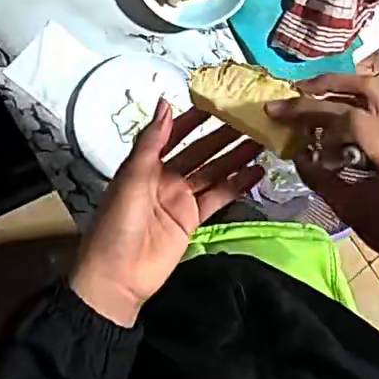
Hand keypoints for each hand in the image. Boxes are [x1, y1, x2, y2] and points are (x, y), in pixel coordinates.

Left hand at [70, 100, 265, 326]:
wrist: (117, 276)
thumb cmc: (117, 223)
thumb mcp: (132, 177)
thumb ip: (151, 141)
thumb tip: (165, 103)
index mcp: (147, 164)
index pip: (174, 134)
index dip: (194, 119)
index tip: (217, 102)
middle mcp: (166, 177)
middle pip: (200, 152)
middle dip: (223, 136)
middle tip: (250, 121)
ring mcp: (181, 199)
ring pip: (213, 172)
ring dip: (235, 158)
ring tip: (262, 142)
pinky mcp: (193, 220)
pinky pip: (218, 197)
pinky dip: (238, 185)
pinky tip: (256, 173)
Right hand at [266, 74, 378, 293]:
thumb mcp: (348, 209)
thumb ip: (319, 177)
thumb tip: (295, 152)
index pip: (353, 119)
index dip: (314, 116)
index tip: (284, 121)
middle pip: (367, 89)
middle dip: (326, 85)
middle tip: (294, 90)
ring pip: (376, 90)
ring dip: (340, 88)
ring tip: (309, 94)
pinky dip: (354, 100)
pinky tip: (333, 112)